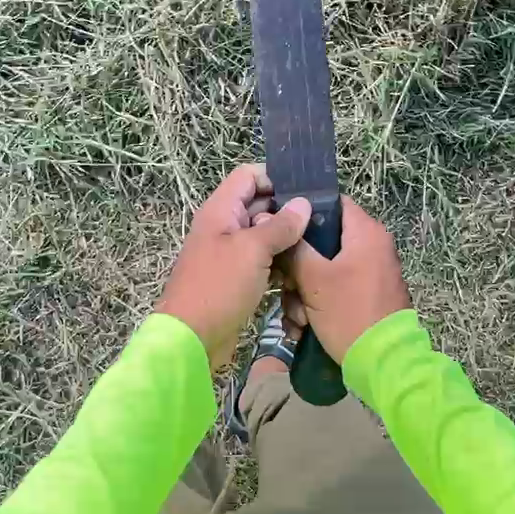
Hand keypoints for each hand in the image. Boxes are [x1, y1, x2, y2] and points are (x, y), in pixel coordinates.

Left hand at [157, 164, 313, 370]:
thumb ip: (280, 225)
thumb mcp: (253, 250)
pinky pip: (263, 261)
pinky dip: (279, 264)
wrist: (192, 337)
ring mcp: (230, 253)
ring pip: (264, 235)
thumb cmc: (219, 286)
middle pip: (260, 205)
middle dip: (288, 211)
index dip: (275, 178)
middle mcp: (224, 226)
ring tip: (316, 248)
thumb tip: (303, 204)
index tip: (306, 193)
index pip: (248, 176)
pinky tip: (300, 273)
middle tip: (322, 222)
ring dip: (286, 241)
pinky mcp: (238, 278)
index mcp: (221, 210)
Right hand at [278, 195, 410, 362]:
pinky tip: (304, 326)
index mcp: (366, 233)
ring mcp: (370, 272)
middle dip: (298, 266)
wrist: (385, 365)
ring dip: (302, 291)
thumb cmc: (349, 313)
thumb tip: (272, 218)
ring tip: (298, 316)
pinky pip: (334, 288)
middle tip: (285, 286)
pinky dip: (317, 304)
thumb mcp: (314, 279)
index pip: (332, 202)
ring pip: (323, 268)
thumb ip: (293, 247)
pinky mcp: (365, 295)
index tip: (279, 227)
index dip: (302, 210)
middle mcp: (372, 246)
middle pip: (322, 240)